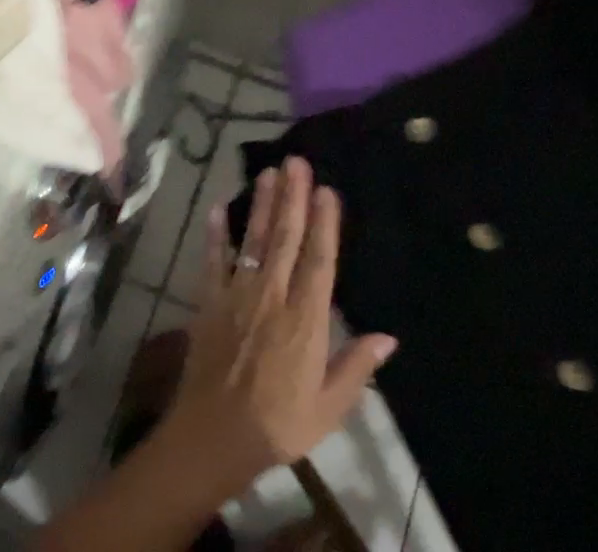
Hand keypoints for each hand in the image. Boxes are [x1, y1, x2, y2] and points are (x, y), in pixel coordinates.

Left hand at [160, 156, 397, 477]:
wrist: (213, 436)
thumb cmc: (279, 425)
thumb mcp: (329, 407)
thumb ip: (356, 367)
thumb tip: (388, 336)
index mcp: (305, 322)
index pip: (318, 262)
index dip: (324, 224)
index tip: (327, 190)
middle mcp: (271, 298)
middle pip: (284, 240)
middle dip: (291, 198)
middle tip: (296, 162)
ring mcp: (236, 297)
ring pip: (251, 242)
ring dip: (260, 206)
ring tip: (268, 173)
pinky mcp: (209, 304)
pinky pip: (212, 262)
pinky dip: (215, 235)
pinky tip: (217, 208)